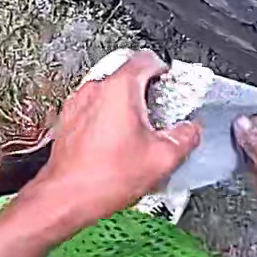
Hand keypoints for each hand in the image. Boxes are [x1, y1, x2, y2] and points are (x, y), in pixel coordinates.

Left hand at [25, 50, 201, 227]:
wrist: (64, 198)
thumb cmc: (104, 177)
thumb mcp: (162, 159)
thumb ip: (185, 138)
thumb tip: (191, 131)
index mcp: (120, 89)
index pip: (146, 58)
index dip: (163, 68)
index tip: (170, 83)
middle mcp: (95, 89)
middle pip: (127, 76)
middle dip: (145, 93)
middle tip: (158, 114)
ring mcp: (78, 104)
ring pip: (109, 94)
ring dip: (124, 107)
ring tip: (137, 134)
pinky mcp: (68, 120)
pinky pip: (93, 110)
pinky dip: (106, 119)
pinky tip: (115, 144)